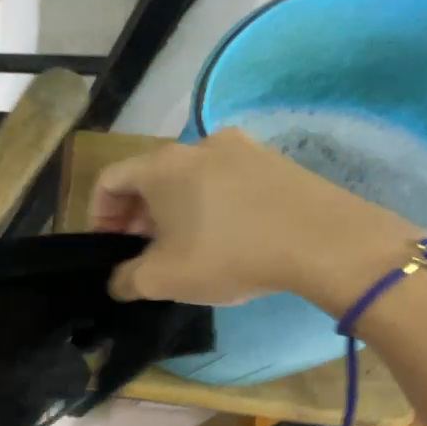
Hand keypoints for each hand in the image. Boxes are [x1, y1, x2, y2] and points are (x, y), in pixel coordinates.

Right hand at [90, 129, 420, 314]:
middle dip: (134, 214)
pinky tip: (219, 236)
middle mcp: (200, 146)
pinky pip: (222, 180)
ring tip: (180, 245)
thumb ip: (122, 279)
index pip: (108, 180)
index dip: (97, 216)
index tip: (108, 247)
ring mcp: (244, 149)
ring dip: (171, 210)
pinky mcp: (276, 161)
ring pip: (186, 178)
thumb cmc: (228, 255)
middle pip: (148, 177)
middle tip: (140, 250)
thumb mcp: (156, 280)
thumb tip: (120, 278)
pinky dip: (207, 205)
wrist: (329, 244)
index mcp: (163, 166)